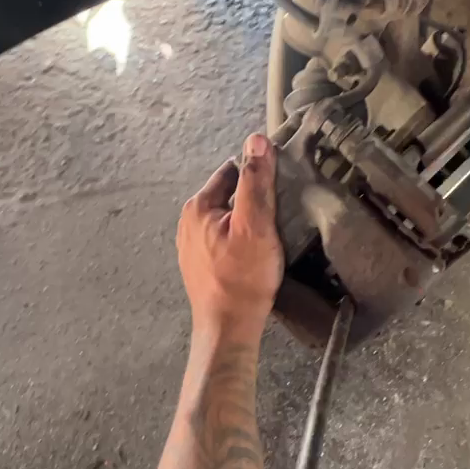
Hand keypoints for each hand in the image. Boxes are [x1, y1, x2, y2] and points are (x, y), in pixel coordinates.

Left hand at [178, 133, 282, 336]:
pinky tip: (255, 254)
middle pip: (229, 194)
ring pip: (226, 218)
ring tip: (271, 235)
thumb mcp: (256, 224)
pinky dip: (239, 240)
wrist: (228, 329)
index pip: (232, 171)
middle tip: (280, 213)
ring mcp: (190, 245)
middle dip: (252, 198)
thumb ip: (256, 182)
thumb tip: (256, 140)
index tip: (281, 186)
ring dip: (246, 220)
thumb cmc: (243, 278)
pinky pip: (222, 240)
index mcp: (198, 206)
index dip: (258, 174)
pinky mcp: (199, 265)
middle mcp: (188, 222)